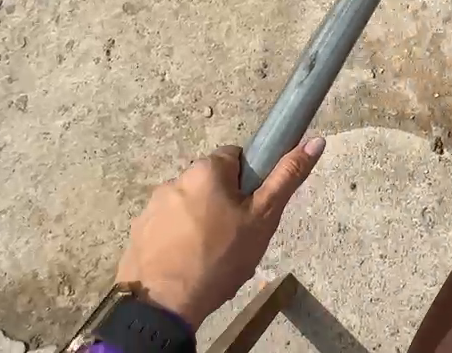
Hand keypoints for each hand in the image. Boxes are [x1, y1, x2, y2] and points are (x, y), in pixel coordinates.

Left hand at [114, 138, 325, 328]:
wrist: (161, 309)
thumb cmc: (219, 257)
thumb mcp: (264, 217)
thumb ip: (288, 177)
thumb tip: (316, 141)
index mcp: (206, 169)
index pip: (235, 158)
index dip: (248, 181)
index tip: (251, 207)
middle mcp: (174, 180)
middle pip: (210, 182)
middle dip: (223, 202)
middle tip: (235, 234)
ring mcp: (150, 209)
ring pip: (187, 206)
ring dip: (199, 220)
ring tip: (210, 255)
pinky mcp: (135, 236)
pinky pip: (165, 228)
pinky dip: (176, 240)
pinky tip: (186, 265)